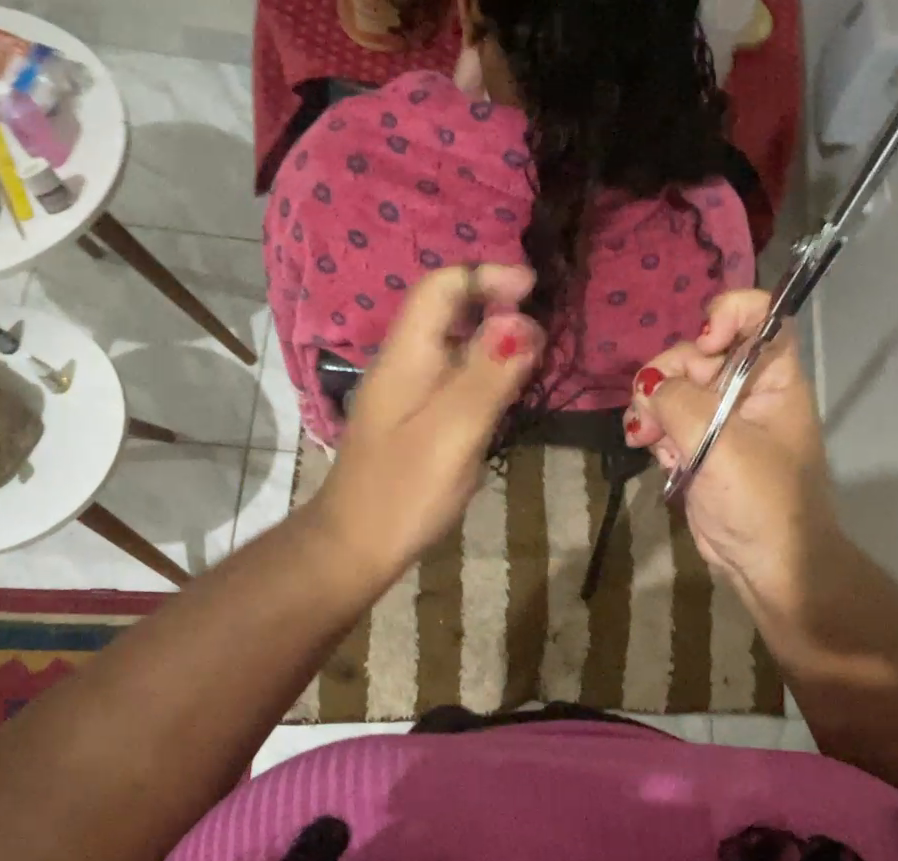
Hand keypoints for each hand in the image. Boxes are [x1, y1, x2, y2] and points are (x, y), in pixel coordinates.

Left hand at [309, 264, 543, 583]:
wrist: (355, 547)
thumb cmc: (403, 492)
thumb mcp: (453, 431)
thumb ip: (487, 375)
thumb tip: (521, 321)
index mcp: (406, 357)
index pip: (441, 288)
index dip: (486, 276)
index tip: (534, 289)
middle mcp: (404, 366)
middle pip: (449, 313)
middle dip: (497, 309)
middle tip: (542, 339)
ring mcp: (408, 396)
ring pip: (455, 349)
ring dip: (495, 344)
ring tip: (534, 364)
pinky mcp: (416, 423)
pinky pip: (454, 381)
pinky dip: (485, 376)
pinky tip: (505, 400)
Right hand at [624, 289, 838, 601]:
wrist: (767, 566)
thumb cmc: (761, 501)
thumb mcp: (722, 443)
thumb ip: (680, 402)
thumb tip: (651, 388)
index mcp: (774, 378)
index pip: (759, 316)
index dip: (726, 316)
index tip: (702, 346)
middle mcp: (748, 391)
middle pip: (699, 352)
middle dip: (668, 375)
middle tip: (652, 411)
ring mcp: (722, 420)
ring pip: (675, 388)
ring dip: (652, 408)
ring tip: (646, 438)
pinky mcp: (699, 448)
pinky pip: (667, 422)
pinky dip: (654, 433)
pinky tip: (653, 454)